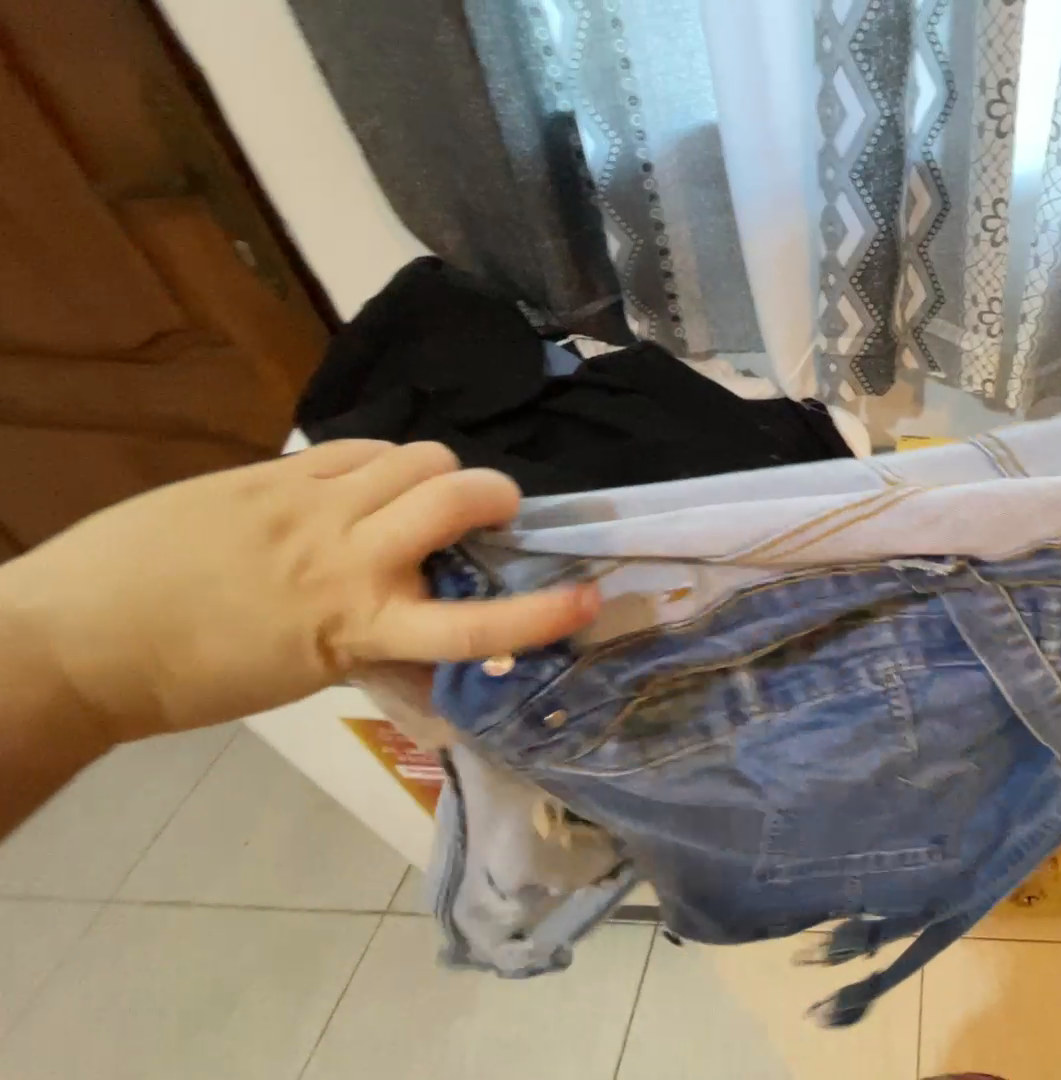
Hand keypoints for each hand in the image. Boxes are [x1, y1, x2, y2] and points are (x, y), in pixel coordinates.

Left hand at [0, 441, 597, 744]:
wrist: (71, 641)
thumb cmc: (205, 676)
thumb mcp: (317, 672)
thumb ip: (389, 634)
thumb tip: (444, 616)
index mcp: (360, 627)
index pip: (471, 625)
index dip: (539, 614)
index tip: (590, 599)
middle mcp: (346, 560)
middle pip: (456, 495)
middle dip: (496, 494)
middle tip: (496, 510)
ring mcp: (305, 509)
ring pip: (416, 457)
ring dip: (439, 472)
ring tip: (421, 494)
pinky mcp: (267, 477)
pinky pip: (357, 449)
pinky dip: (382, 462)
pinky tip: (363, 484)